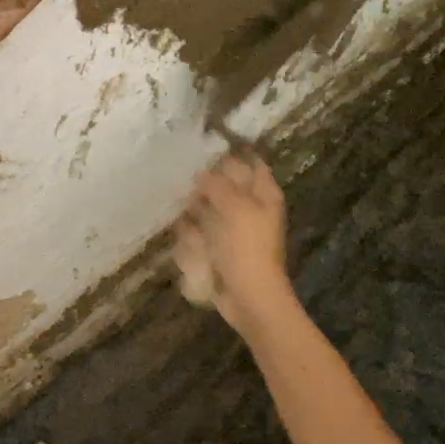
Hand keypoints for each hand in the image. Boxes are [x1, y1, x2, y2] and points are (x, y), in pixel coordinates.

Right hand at [173, 153, 306, 341]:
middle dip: (206, 184)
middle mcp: (252, 209)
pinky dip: (193, 234)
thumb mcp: (234, 207)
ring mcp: (235, 231)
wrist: (250, 297)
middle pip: (226, 186)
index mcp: (265, 195)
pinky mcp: (221, 250)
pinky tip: (184, 234)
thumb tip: (202, 173)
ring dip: (195, 210)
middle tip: (184, 178)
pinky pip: (202, 234)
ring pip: (210, 210)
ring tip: (180, 207)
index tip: (206, 146)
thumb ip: (217, 185)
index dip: (233, 154)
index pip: (252, 163)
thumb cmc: (247, 247)